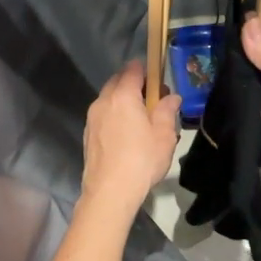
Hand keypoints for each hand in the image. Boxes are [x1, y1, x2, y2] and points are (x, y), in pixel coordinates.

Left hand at [81, 62, 179, 212]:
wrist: (110, 191)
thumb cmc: (142, 160)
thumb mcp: (164, 136)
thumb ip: (167, 111)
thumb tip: (171, 97)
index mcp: (123, 96)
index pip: (133, 70)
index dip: (147, 69)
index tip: (158, 78)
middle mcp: (103, 101)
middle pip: (118, 82)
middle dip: (135, 84)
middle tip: (153, 99)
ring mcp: (92, 118)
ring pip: (109, 99)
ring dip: (124, 100)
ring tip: (142, 118)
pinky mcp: (88, 134)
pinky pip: (104, 114)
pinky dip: (115, 115)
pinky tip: (128, 133)